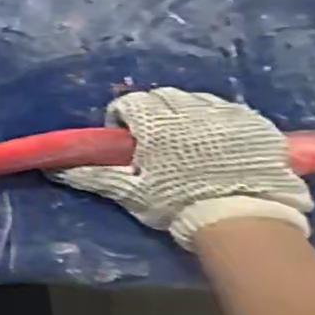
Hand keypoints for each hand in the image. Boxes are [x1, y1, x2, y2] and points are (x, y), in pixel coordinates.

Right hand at [49, 87, 313, 249]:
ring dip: (185, 109)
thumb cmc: (177, 204)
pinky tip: (214, 134)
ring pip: (199, 98)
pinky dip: (217, 115)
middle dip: (153, 108)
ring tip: (183, 132)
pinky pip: (232, 108)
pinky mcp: (260, 127)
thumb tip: (54, 170)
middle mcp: (193, 115)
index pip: (133, 101)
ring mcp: (231, 119)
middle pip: (166, 94)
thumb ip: (92, 175)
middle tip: (150, 132)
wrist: (243, 219)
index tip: (122, 134)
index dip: (122, 114)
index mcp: (158, 128)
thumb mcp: (129, 191)